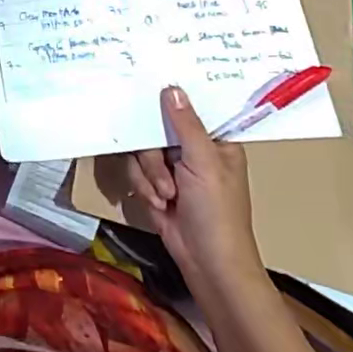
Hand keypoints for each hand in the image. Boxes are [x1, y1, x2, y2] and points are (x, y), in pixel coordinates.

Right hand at [126, 87, 264, 289]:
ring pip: (141, 151)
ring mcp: (172, 168)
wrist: (206, 264)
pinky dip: (142, 189)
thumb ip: (185, 125)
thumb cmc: (217, 212)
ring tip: (165, 198)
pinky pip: (135, 171)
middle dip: (155, 158)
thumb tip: (172, 87)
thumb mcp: (204, 163)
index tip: (149, 92)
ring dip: (149, 177)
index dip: (170, 103)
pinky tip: (158, 206)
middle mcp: (192, 149)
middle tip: (167, 180)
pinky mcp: (155, 185)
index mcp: (214, 139)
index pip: (189, 108)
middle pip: (156, 129)